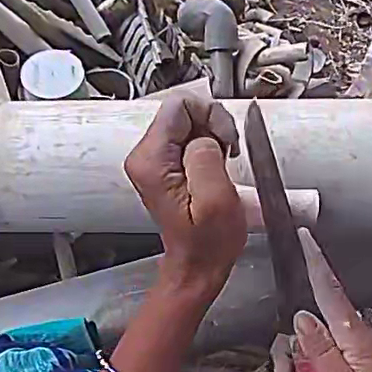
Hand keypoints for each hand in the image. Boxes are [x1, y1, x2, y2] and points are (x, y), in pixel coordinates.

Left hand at [124, 94, 246, 297]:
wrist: (198, 266)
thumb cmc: (207, 243)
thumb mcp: (216, 200)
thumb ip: (207, 155)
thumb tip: (206, 135)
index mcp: (151, 161)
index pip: (180, 105)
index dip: (212, 117)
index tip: (224, 144)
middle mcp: (145, 157)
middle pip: (184, 111)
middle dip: (214, 128)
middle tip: (225, 158)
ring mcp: (154, 161)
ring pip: (190, 123)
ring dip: (214, 139)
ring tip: (220, 168)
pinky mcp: (165, 166)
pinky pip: (191, 139)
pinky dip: (210, 149)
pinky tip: (214, 171)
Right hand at [292, 228, 371, 371]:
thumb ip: (318, 351)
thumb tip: (301, 316)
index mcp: (353, 338)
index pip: (329, 291)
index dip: (316, 263)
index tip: (305, 238)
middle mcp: (352, 341)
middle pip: (307, 332)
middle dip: (292, 361)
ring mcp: (351, 357)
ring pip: (308, 358)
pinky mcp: (350, 371)